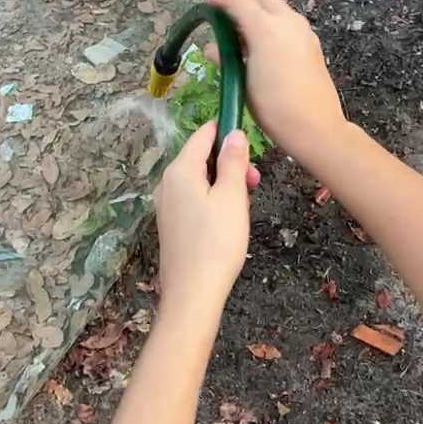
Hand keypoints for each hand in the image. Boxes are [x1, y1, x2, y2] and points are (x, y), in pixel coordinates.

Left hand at [155, 121, 252, 319]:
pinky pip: (193, 198)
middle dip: (230, 162)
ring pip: (199, 179)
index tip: (251, 140)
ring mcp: (166, 204)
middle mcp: (167, 182)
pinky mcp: (171, 223)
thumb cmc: (217, 243)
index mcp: (180, 170)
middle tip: (255, 181)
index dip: (227, 130)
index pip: (203, 134)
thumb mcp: (232, 197)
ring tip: (245, 203)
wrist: (193, 293)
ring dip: (224, 182)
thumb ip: (233, 162)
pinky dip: (213, 199)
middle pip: (201, 157)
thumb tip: (234, 134)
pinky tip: (229, 218)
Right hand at [205, 0, 348, 158]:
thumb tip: (211, 47)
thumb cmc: (273, 107)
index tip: (208, 5)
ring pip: (278, 10)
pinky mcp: (313, 44)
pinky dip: (274, 27)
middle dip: (243, 6)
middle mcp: (287, 22)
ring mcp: (304, 31)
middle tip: (227, 25)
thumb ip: (226, 57)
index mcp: (265, 28)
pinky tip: (266, 50)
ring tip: (246, 39)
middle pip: (261, 0)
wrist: (314, 126)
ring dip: (260, 16)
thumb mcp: (242, 82)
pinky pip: (290, 24)